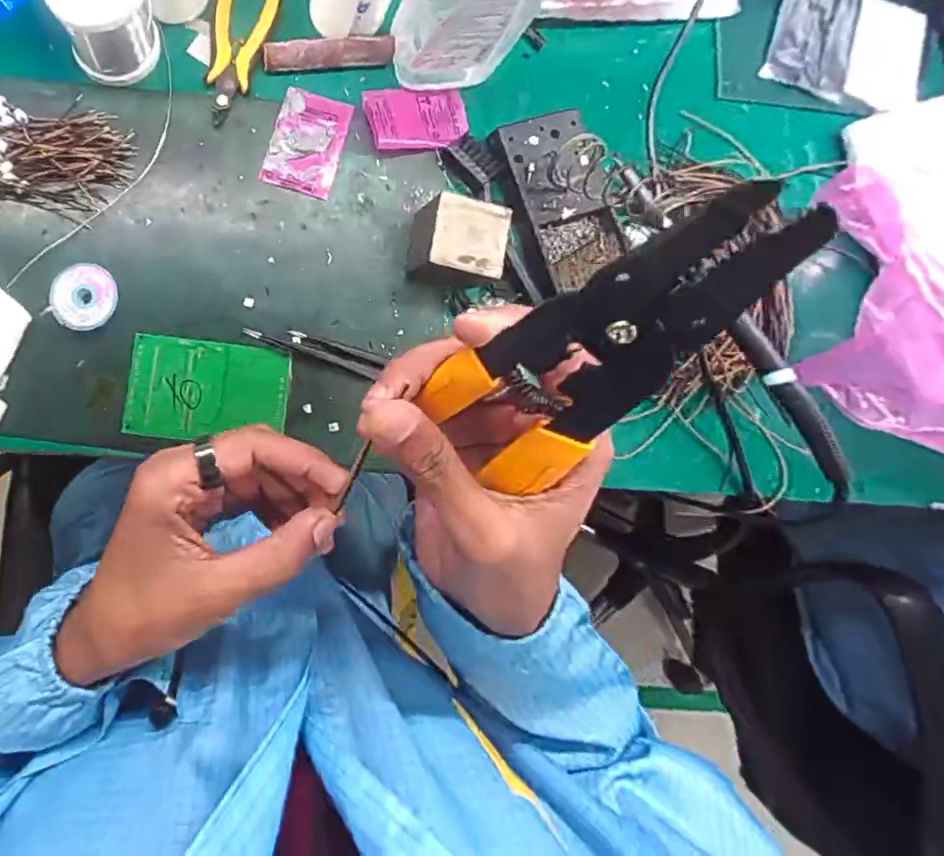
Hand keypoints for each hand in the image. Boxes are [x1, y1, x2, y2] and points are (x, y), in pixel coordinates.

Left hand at [53, 426, 348, 685]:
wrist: (104, 636)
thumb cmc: (150, 612)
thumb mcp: (219, 589)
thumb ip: (278, 555)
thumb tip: (330, 522)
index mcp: (173, 474)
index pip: (248, 446)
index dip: (299, 461)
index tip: (341, 487)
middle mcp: (179, 467)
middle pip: (252, 454)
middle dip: (298, 479)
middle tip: (337, 512)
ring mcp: (184, 483)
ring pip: (250, 472)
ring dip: (289, 494)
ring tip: (322, 526)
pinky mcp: (191, 502)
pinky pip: (240, 493)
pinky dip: (271, 508)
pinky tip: (294, 530)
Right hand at [358, 307, 611, 636]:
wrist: (481, 612)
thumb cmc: (508, 579)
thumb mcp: (479, 527)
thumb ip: (437, 468)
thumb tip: (383, 411)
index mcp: (569, 437)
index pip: (558, 363)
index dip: (516, 335)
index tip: (465, 331)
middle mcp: (530, 417)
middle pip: (487, 359)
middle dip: (435, 364)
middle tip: (387, 392)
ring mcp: (486, 422)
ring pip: (447, 374)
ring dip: (406, 383)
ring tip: (374, 412)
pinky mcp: (449, 433)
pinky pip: (420, 400)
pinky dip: (394, 403)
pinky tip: (375, 421)